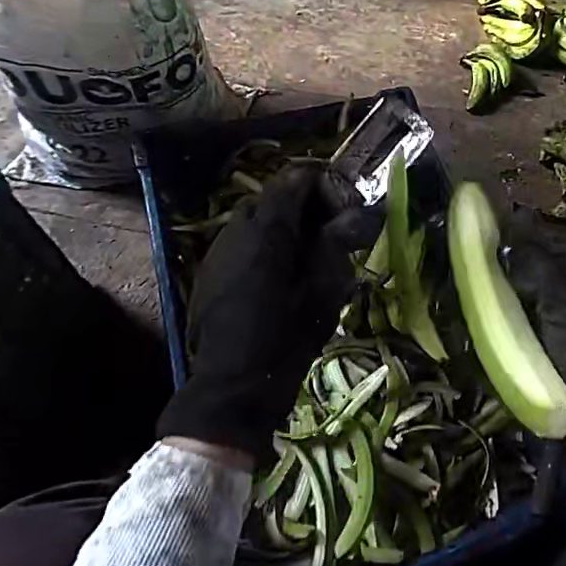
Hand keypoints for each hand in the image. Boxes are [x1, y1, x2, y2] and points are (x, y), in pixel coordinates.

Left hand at [157, 165, 374, 464]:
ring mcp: (218, 249)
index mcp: (269, 231)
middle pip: (276, 194)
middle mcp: (238, 229)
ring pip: (256, 216)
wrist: (232, 386)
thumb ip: (337, 244)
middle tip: (332, 232)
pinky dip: (265, 242)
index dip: (329, 187)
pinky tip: (280, 272)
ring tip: (308, 253)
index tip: (349, 213)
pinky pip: (241, 239)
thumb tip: (356, 214)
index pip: (298, 179)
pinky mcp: (210, 269)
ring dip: (285, 223)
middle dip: (307, 205)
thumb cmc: (286, 339)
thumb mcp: (324, 291)